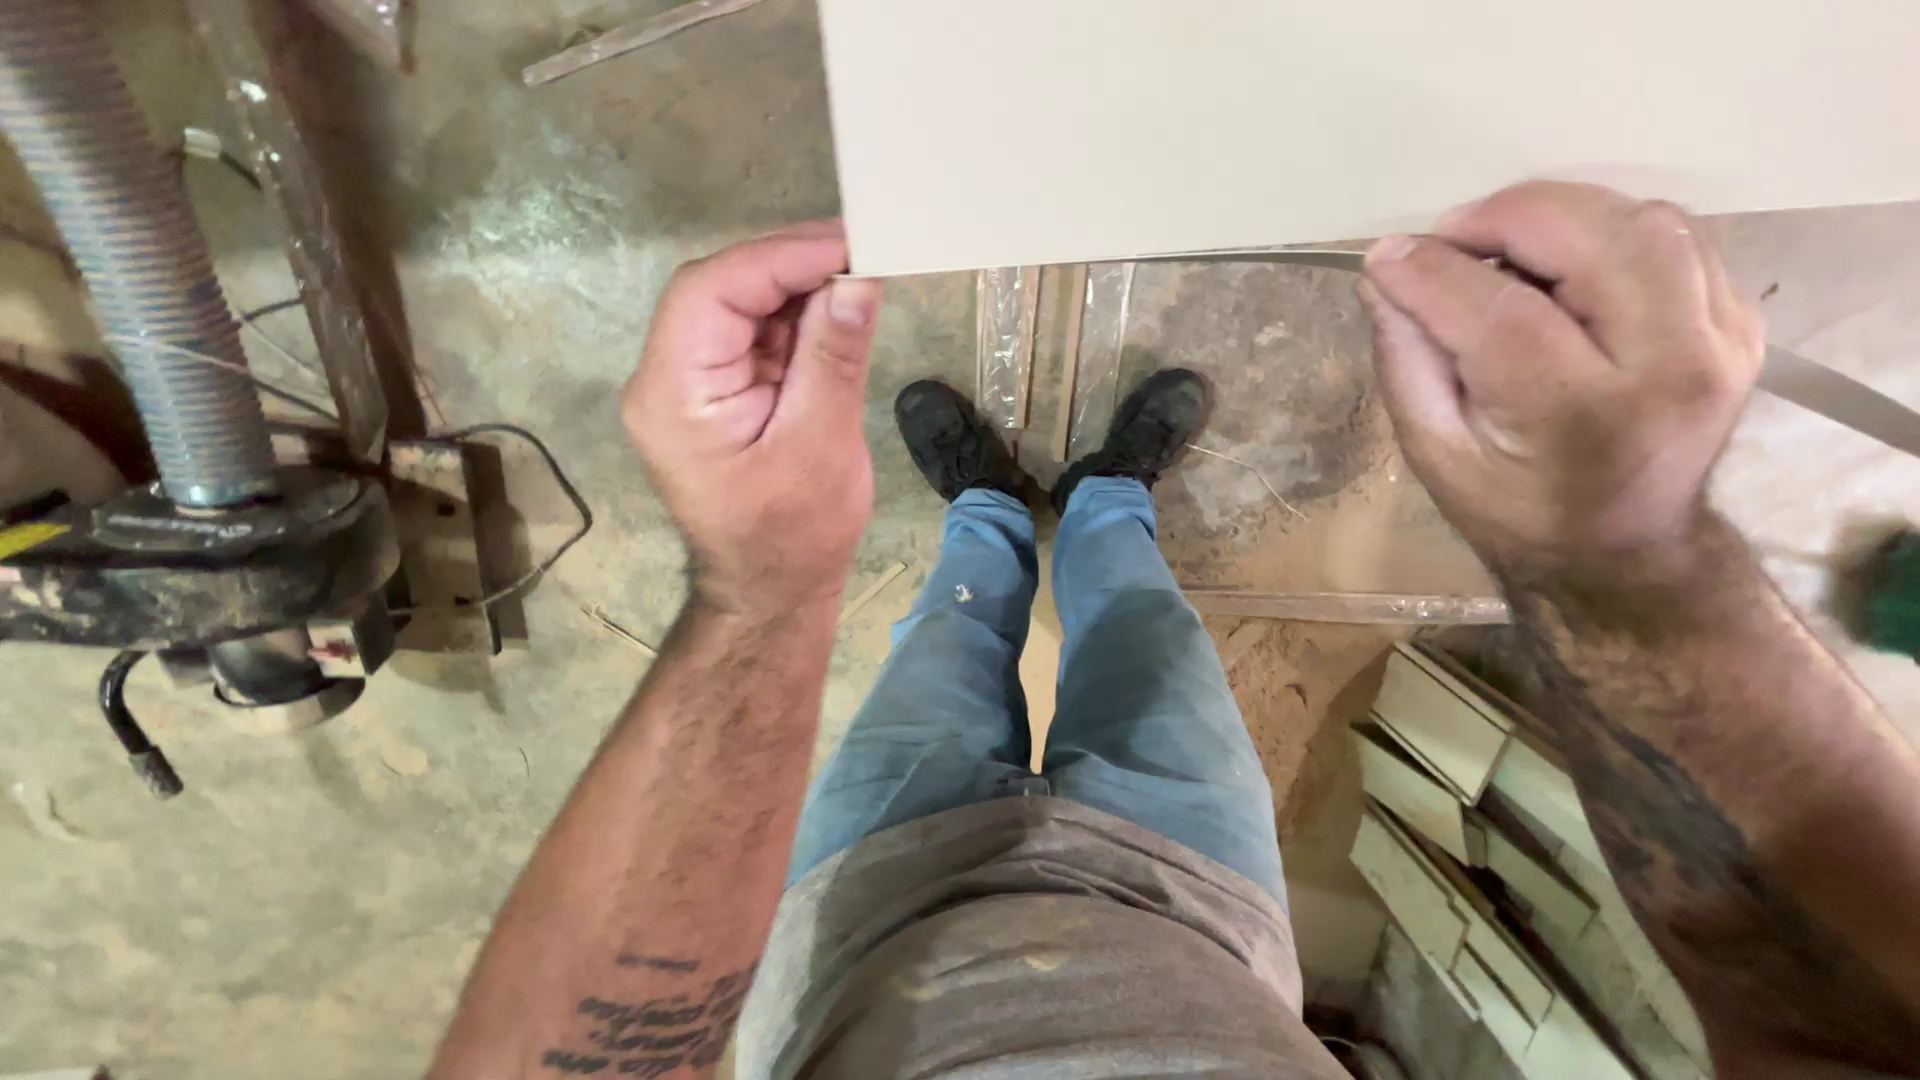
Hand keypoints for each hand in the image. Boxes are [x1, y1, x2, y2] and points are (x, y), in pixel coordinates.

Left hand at [623, 221, 883, 614]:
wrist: (774, 592)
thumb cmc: (795, 536)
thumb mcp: (821, 446)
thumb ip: (834, 359)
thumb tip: (858, 280)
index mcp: (673, 395)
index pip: (709, 292)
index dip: (776, 257)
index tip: (847, 245)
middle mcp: (668, 380)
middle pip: (719, 293)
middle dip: (790, 269)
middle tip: (861, 254)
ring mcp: (691, 387)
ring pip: (739, 310)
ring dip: (798, 292)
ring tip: (859, 280)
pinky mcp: (718, 395)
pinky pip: (754, 340)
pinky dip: (797, 323)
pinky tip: (838, 316)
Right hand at [1357, 182, 1765, 576]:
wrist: (1619, 546)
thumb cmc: (1510, 509)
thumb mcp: (1433, 452)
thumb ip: (1406, 361)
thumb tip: (1383, 280)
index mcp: (1581, 417)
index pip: (1504, 314)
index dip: (1433, 274)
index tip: (1381, 257)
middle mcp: (1671, 367)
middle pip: (1600, 240)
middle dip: (1507, 217)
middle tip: (1446, 236)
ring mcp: (1723, 338)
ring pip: (1646, 222)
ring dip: (1557, 217)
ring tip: (1494, 246)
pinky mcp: (1739, 320)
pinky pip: (1674, 237)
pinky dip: (1603, 231)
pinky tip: (1553, 262)